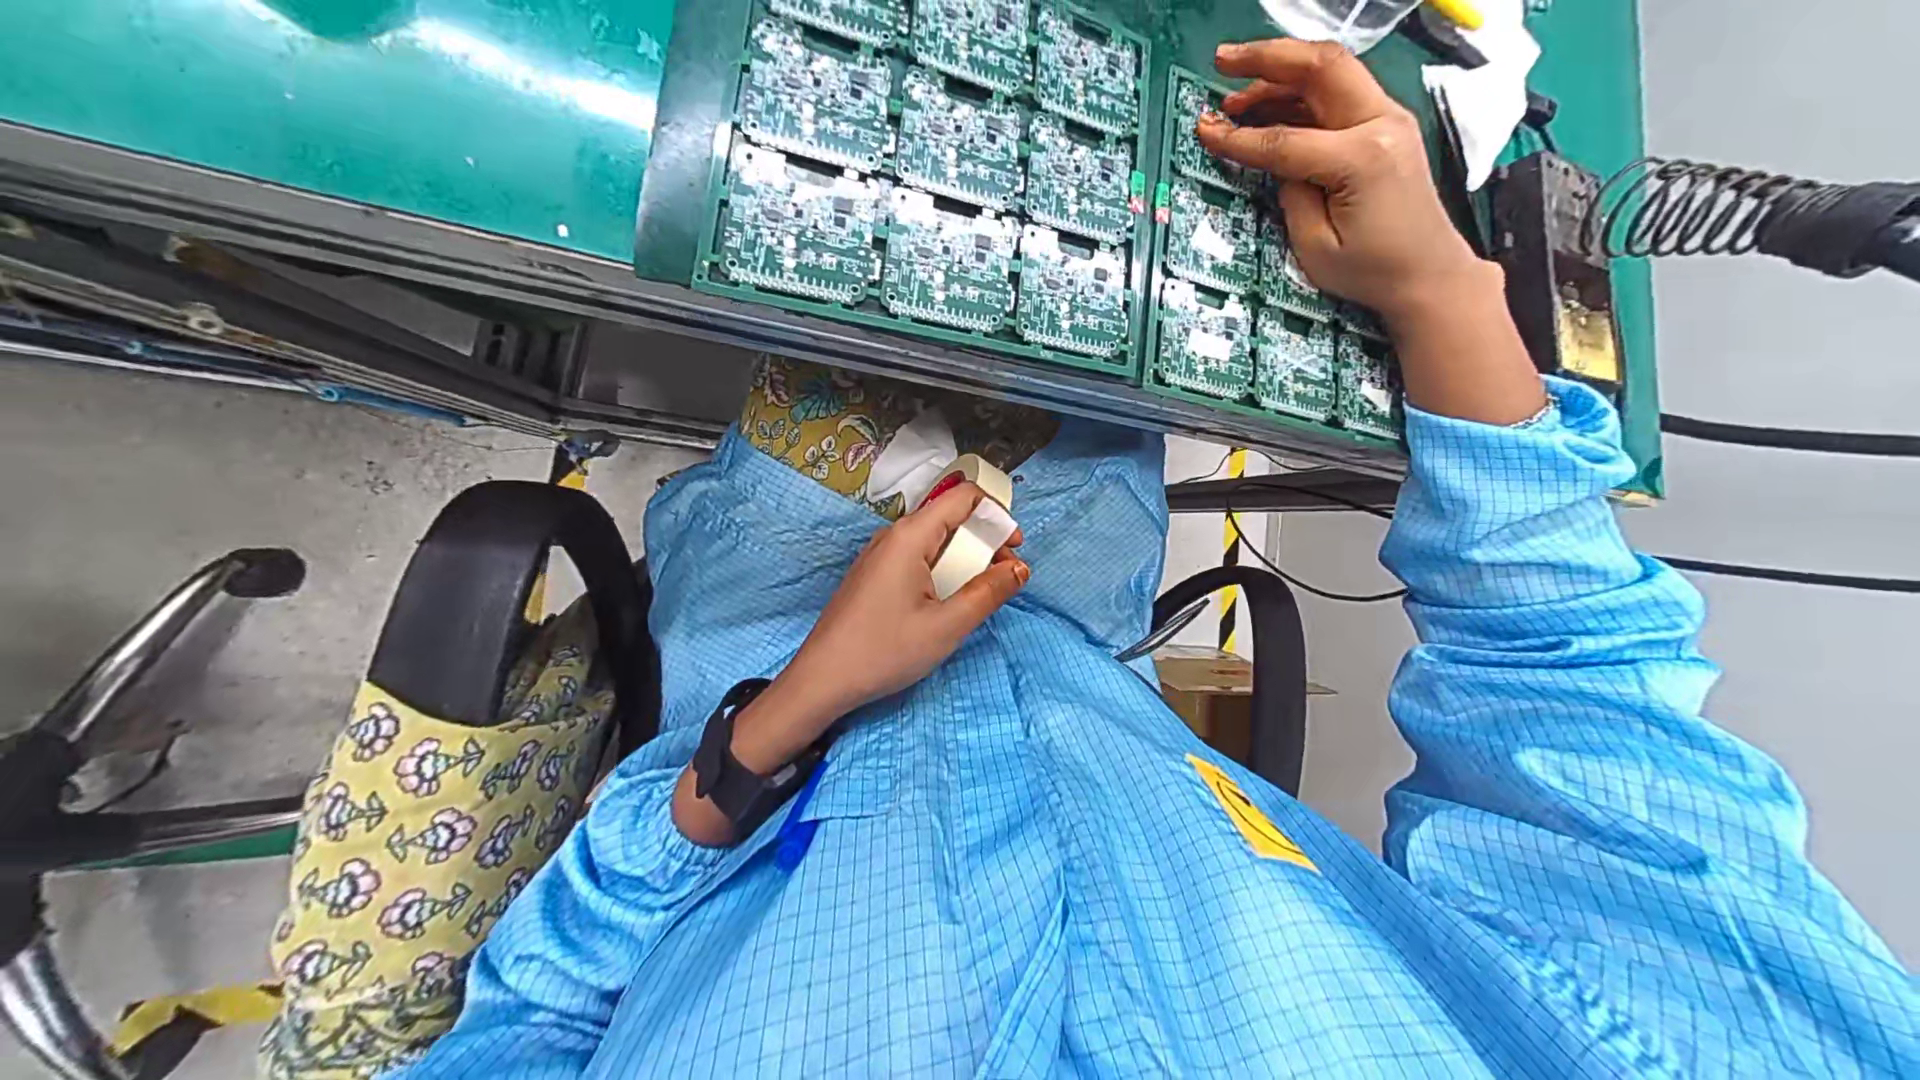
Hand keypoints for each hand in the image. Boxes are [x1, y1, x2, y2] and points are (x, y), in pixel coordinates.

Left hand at [673, 482, 1027, 845]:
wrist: (823, 680)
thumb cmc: (884, 651)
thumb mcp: (948, 625)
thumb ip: (989, 592)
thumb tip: (1020, 568)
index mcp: (910, 536)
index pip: (963, 496)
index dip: (997, 514)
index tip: (1014, 547)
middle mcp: (893, 536)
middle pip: (950, 518)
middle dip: (984, 542)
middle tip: (1000, 579)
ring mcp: (880, 555)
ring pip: (934, 541)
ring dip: (963, 560)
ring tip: (974, 597)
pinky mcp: (874, 575)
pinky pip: (916, 558)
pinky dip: (941, 571)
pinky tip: (944, 604)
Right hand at [1195, 39, 1546, 425]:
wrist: (1429, 273)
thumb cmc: (1370, 271)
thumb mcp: (1316, 247)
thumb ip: (1293, 197)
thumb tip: (1279, 164)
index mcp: (1361, 159)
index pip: (1285, 140)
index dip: (1238, 136)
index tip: (1202, 130)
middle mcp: (1380, 123)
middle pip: (1320, 67)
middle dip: (1267, 58)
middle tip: (1222, 59)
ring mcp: (1388, 118)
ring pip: (1331, 72)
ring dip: (1282, 72)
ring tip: (1236, 90)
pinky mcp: (1386, 126)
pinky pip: (1339, 93)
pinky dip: (1302, 91)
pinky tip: (1270, 103)